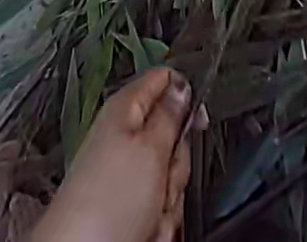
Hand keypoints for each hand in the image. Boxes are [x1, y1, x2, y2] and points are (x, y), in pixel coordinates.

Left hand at [32, 67, 206, 241]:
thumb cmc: (110, 200)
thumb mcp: (149, 150)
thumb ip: (170, 115)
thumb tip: (182, 85)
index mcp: (126, 109)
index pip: (164, 80)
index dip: (186, 96)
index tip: (197, 120)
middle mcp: (127, 136)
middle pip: (174, 135)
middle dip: (176, 162)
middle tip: (162, 177)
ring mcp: (128, 171)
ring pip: (171, 174)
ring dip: (168, 196)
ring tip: (149, 209)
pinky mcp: (130, 203)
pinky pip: (161, 203)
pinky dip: (158, 220)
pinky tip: (145, 227)